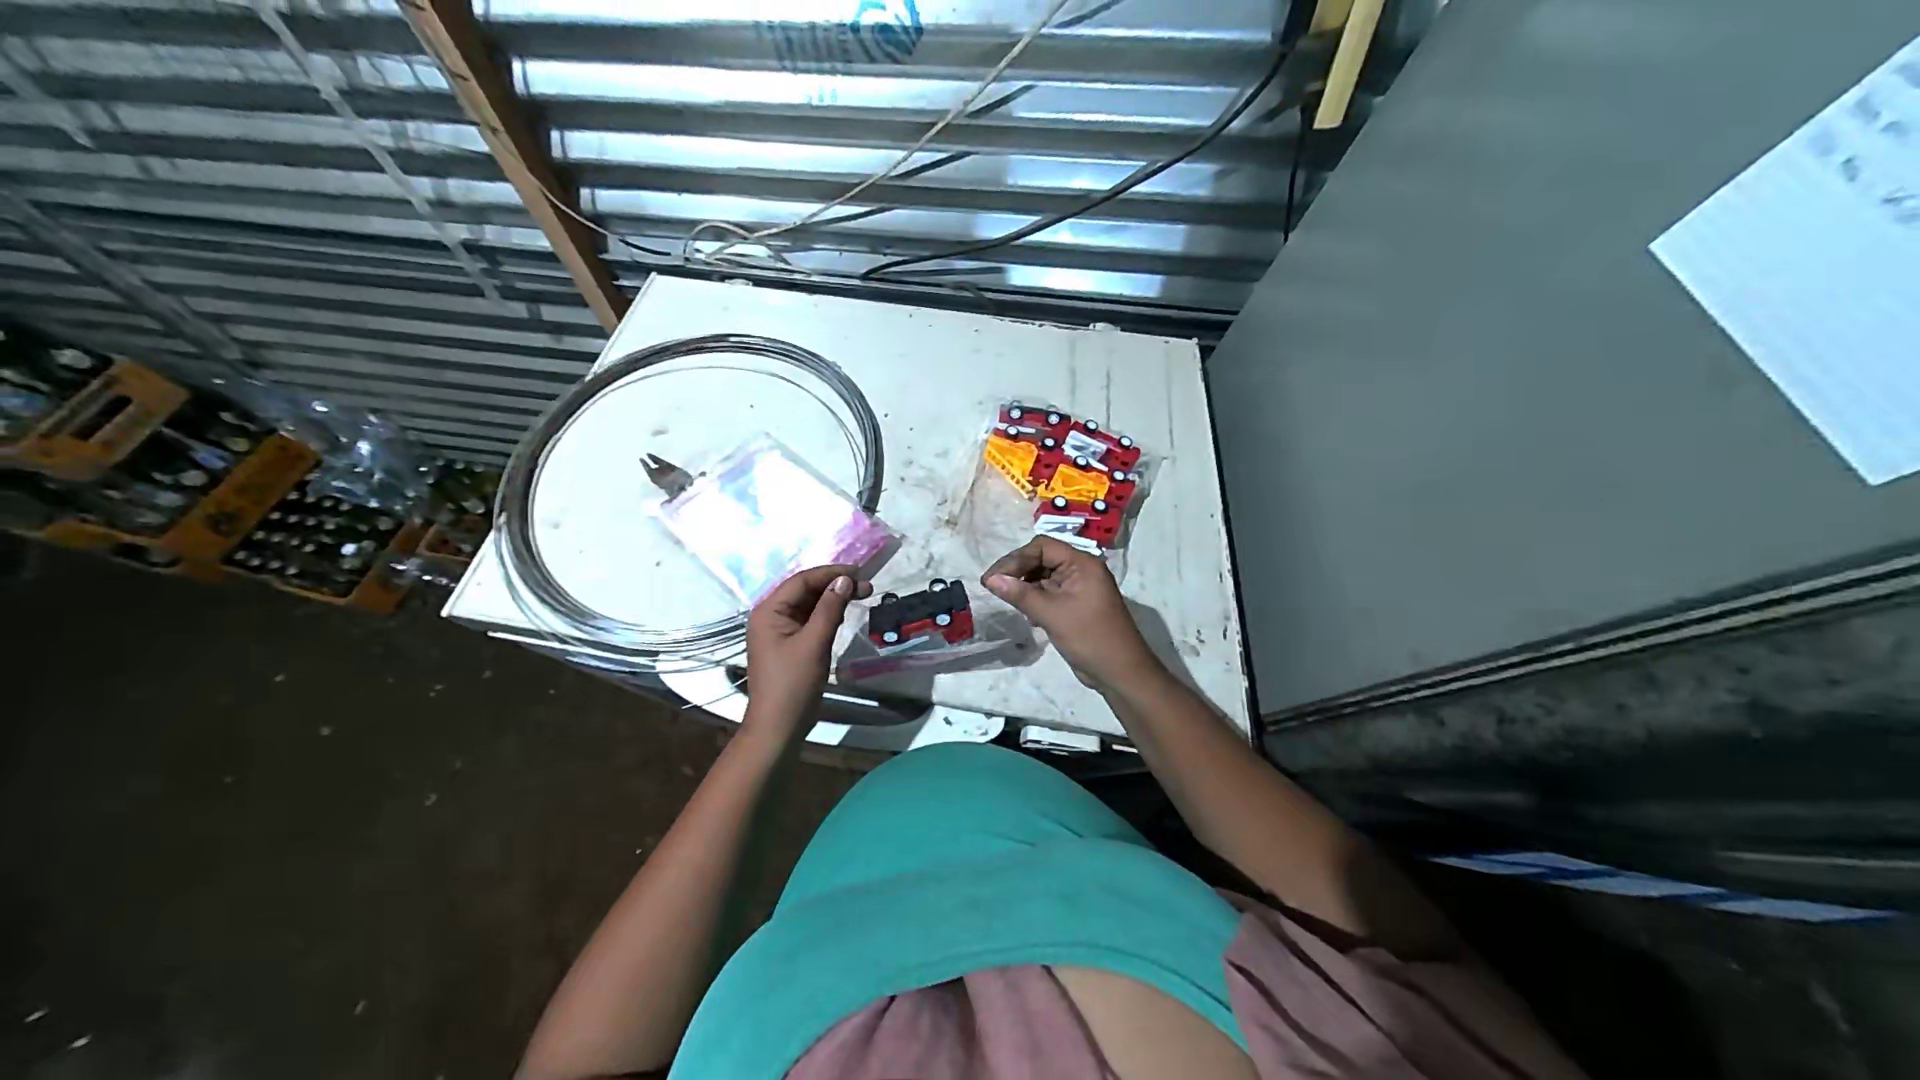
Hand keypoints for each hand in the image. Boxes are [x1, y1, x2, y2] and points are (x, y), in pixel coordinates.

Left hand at [743, 564, 871, 733]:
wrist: (779, 726)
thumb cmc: (793, 684)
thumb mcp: (814, 643)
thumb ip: (829, 608)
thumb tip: (845, 580)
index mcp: (768, 611)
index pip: (802, 581)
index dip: (832, 573)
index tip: (860, 573)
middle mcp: (771, 615)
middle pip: (806, 590)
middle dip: (835, 585)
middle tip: (867, 587)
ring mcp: (780, 631)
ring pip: (810, 605)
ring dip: (834, 599)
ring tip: (863, 595)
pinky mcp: (790, 644)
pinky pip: (810, 621)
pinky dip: (828, 615)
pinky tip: (846, 613)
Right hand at [981, 537, 1160, 691]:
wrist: (1120, 672)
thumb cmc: (1089, 637)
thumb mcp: (1051, 614)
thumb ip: (1020, 594)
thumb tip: (990, 579)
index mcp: (1082, 564)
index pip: (1042, 547)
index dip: (1016, 559)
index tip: (993, 578)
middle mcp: (1081, 570)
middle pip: (1042, 559)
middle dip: (1017, 571)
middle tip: (992, 586)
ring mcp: (1079, 588)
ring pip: (1044, 577)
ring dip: (1024, 586)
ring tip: (1006, 599)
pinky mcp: (1076, 605)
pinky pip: (1050, 593)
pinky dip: (1034, 599)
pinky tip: (1025, 613)